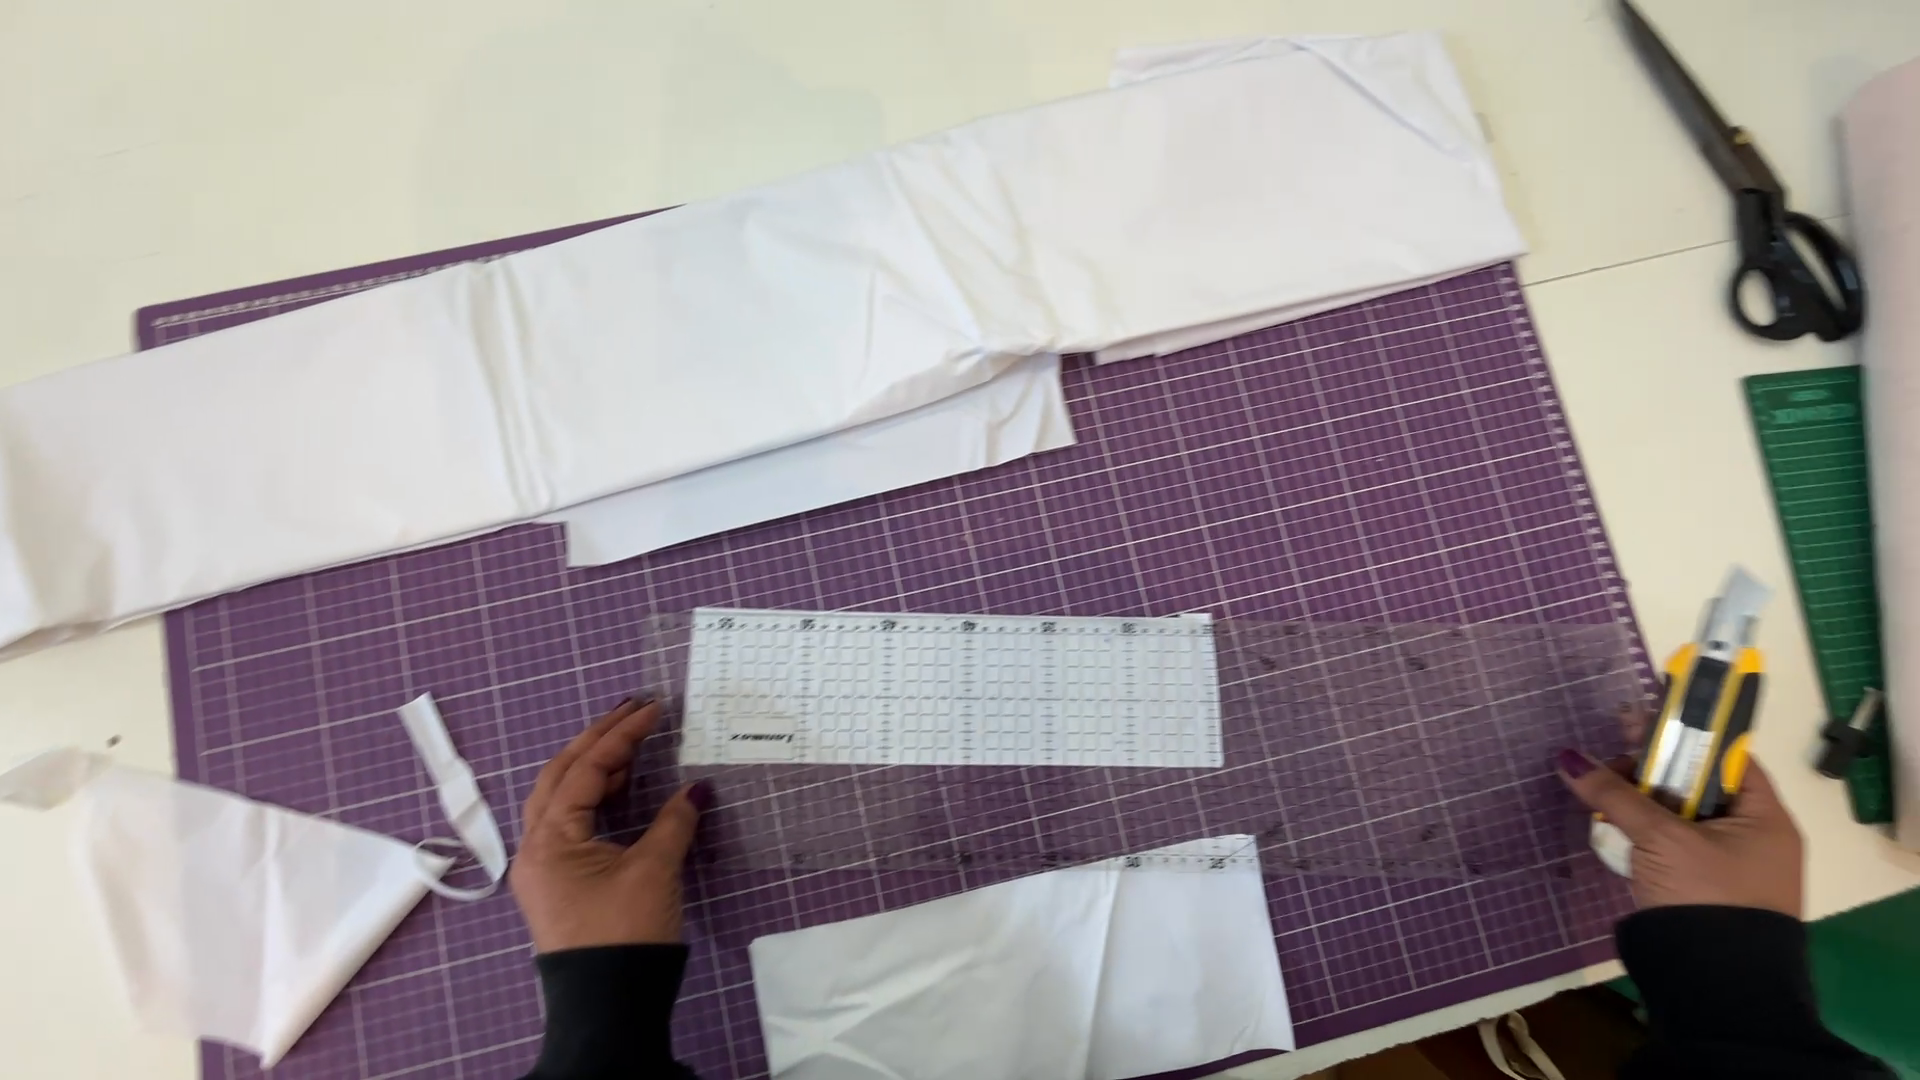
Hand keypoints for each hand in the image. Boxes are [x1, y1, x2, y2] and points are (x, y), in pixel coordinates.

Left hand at [509, 697, 713, 952]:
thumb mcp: (654, 869)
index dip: (620, 735)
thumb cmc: (626, 931)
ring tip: (631, 741)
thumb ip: (673, 820)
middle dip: (596, 739)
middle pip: (560, 776)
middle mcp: (537, 848)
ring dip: (595, 765)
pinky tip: (623, 785)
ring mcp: (546, 865)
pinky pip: (574, 820)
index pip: (584, 771)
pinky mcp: (563, 879)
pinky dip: (597, 794)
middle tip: (632, 710)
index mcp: (550, 841)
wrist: (610, 1005)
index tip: (652, 709)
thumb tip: (695, 789)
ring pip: (563, 797)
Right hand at [1556, 735, 1802, 917]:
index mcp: (1762, 818)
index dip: (1683, 738)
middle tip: (1607, 765)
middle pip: (1689, 783)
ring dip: (1631, 801)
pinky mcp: (1690, 877)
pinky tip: (1607, 826)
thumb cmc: (1705, 893)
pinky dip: (1632, 827)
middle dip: (1644, 772)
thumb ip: (1613, 793)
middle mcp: (1746, 833)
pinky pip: (1657, 836)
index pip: (1725, 759)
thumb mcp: (1659, 836)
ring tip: (1599, 800)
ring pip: (1667, 809)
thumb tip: (1567, 757)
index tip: (1637, 724)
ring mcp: (1718, 857)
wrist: (1714, 974)